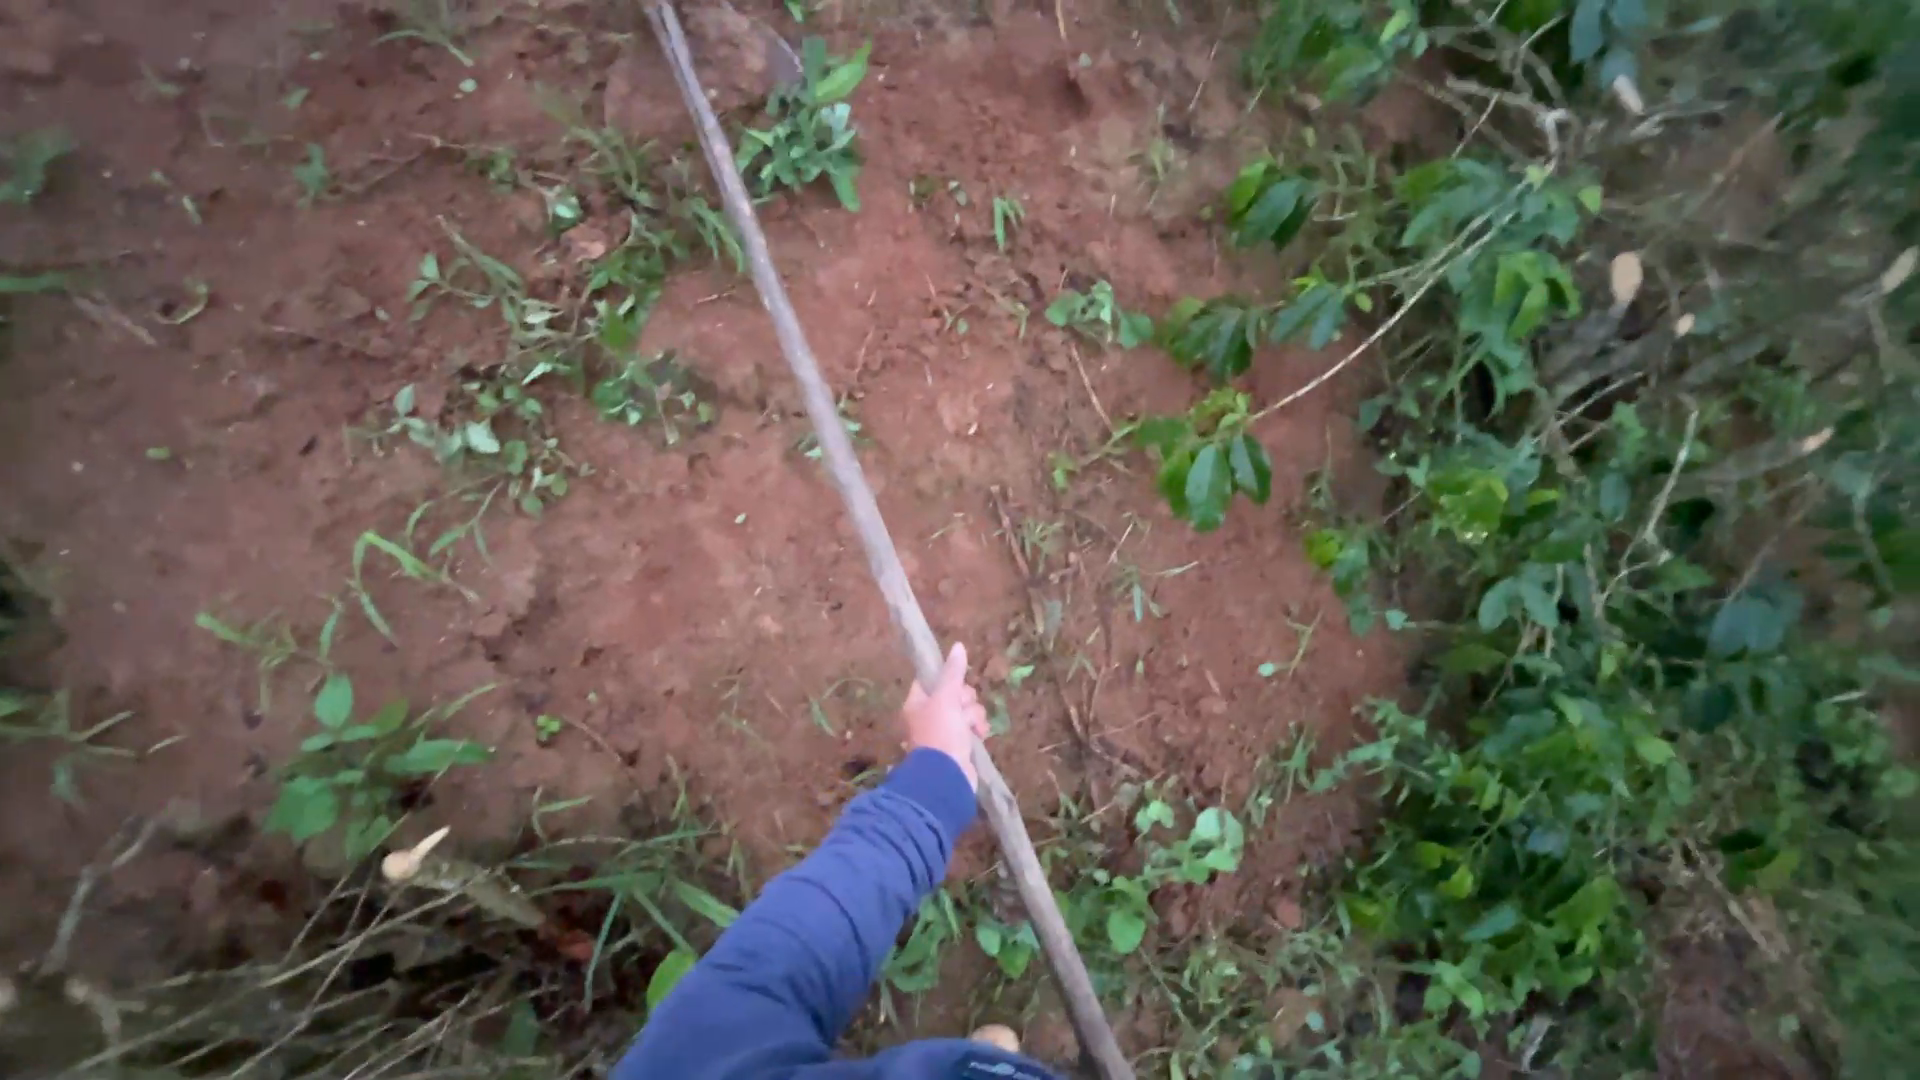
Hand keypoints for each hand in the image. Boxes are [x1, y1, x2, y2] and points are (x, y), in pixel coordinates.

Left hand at [903, 643, 988, 789]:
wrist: (947, 776)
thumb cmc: (940, 733)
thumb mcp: (946, 697)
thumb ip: (953, 672)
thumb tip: (958, 646)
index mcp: (917, 703)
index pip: (933, 680)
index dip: (949, 679)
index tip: (957, 684)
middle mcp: (928, 715)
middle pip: (955, 693)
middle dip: (966, 700)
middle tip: (963, 709)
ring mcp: (944, 731)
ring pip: (967, 709)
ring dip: (974, 716)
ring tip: (973, 728)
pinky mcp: (959, 744)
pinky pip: (972, 726)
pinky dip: (978, 729)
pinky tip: (981, 735)